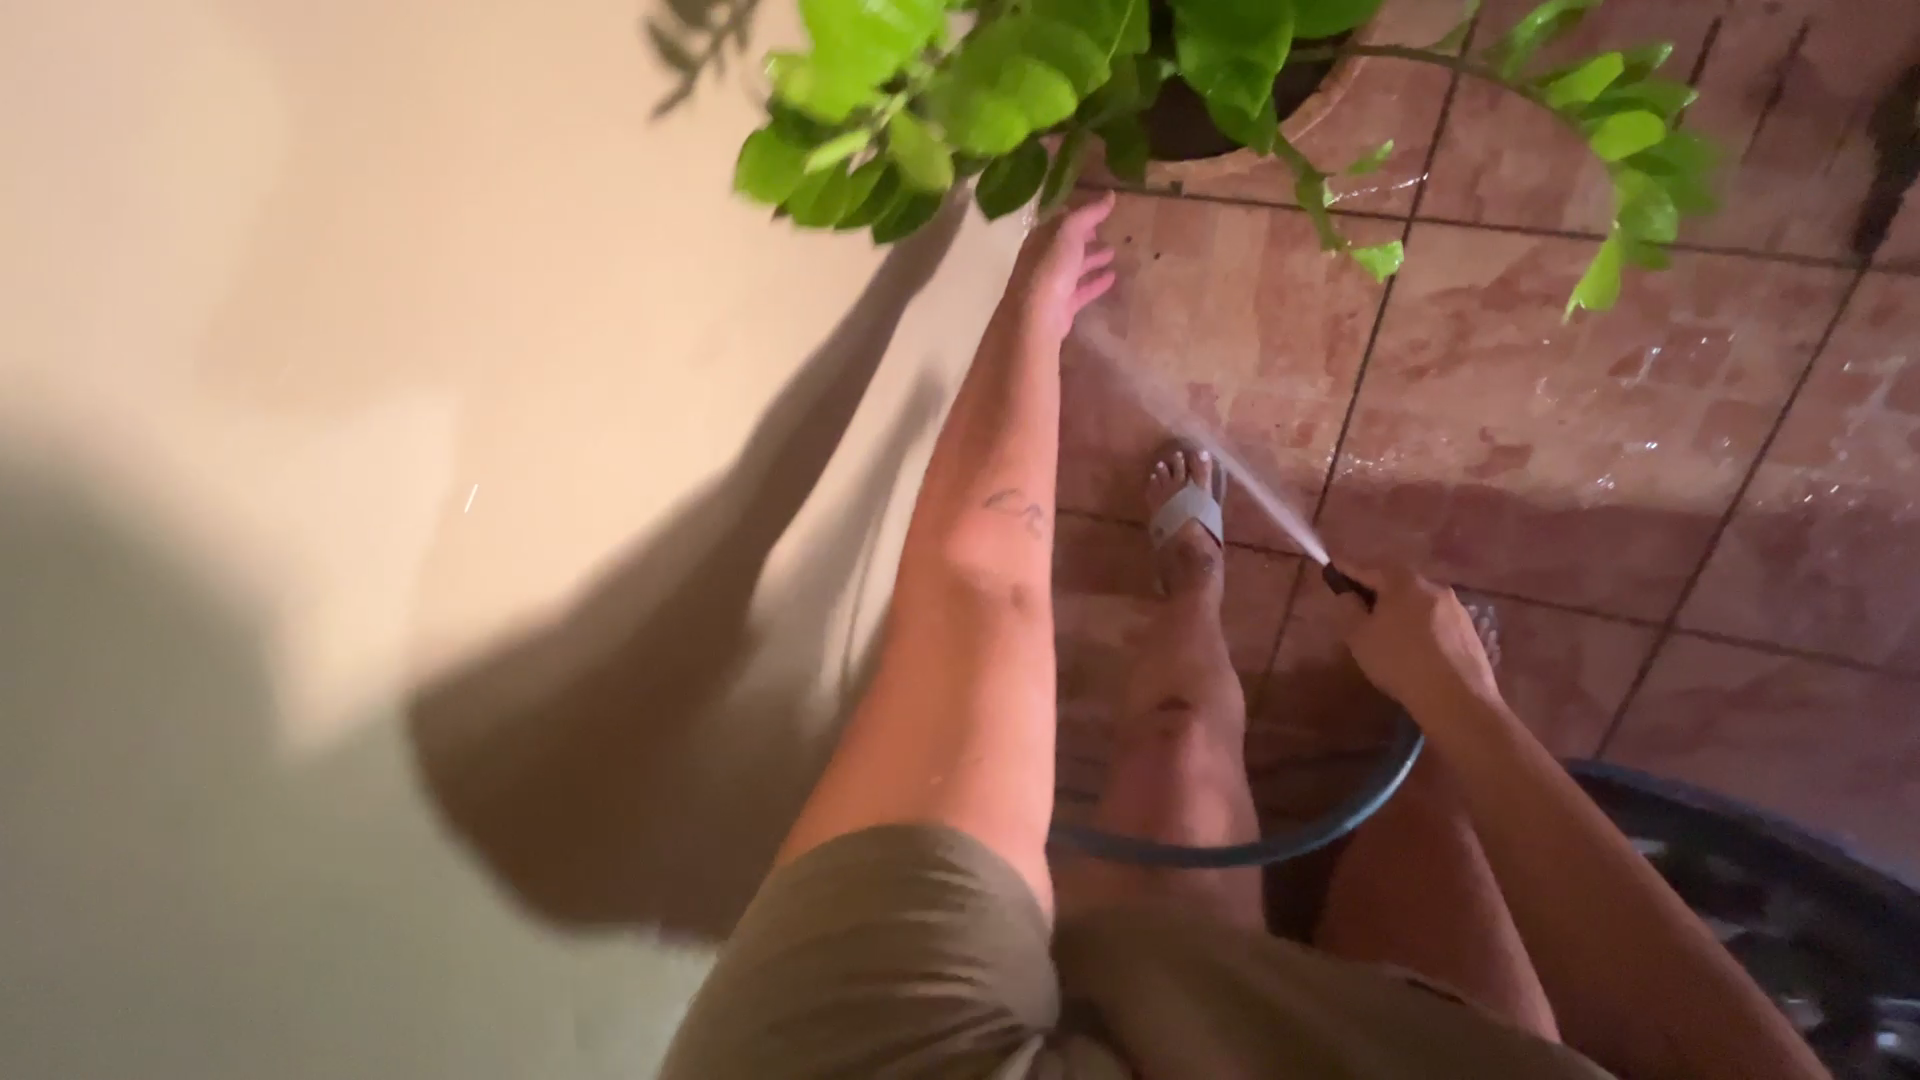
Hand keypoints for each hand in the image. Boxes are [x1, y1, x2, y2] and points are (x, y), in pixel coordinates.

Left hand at [1003, 191, 1116, 345]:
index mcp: (1039, 239)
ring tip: (1113, 253)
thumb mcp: (1068, 232)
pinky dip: (1096, 282)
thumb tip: (1109, 195)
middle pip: (1067, 246)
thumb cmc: (1050, 267)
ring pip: (1075, 268)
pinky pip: (1082, 290)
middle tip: (1106, 233)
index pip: (1059, 223)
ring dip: (1093, 259)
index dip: (1078, 216)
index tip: (1098, 212)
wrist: (1037, 315)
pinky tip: (1112, 278)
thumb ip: (1088, 213)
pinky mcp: (1062, 306)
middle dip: (1085, 238)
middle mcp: (1043, 260)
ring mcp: (1052, 285)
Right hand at [1337, 562, 1501, 716]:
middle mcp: (1432, 586)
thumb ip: (1349, 608)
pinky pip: (1434, 617)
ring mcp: (1455, 607)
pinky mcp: (1469, 629)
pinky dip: (1418, 622)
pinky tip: (1412, 643)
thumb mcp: (1359, 635)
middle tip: (1357, 600)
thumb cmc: (1398, 661)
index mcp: (1403, 582)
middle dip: (1375, 586)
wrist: (1456, 698)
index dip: (1346, 567)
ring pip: (1417, 599)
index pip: (1366, 568)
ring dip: (1399, 606)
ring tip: (1385, 625)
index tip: (1331, 565)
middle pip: (1396, 580)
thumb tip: (1349, 594)